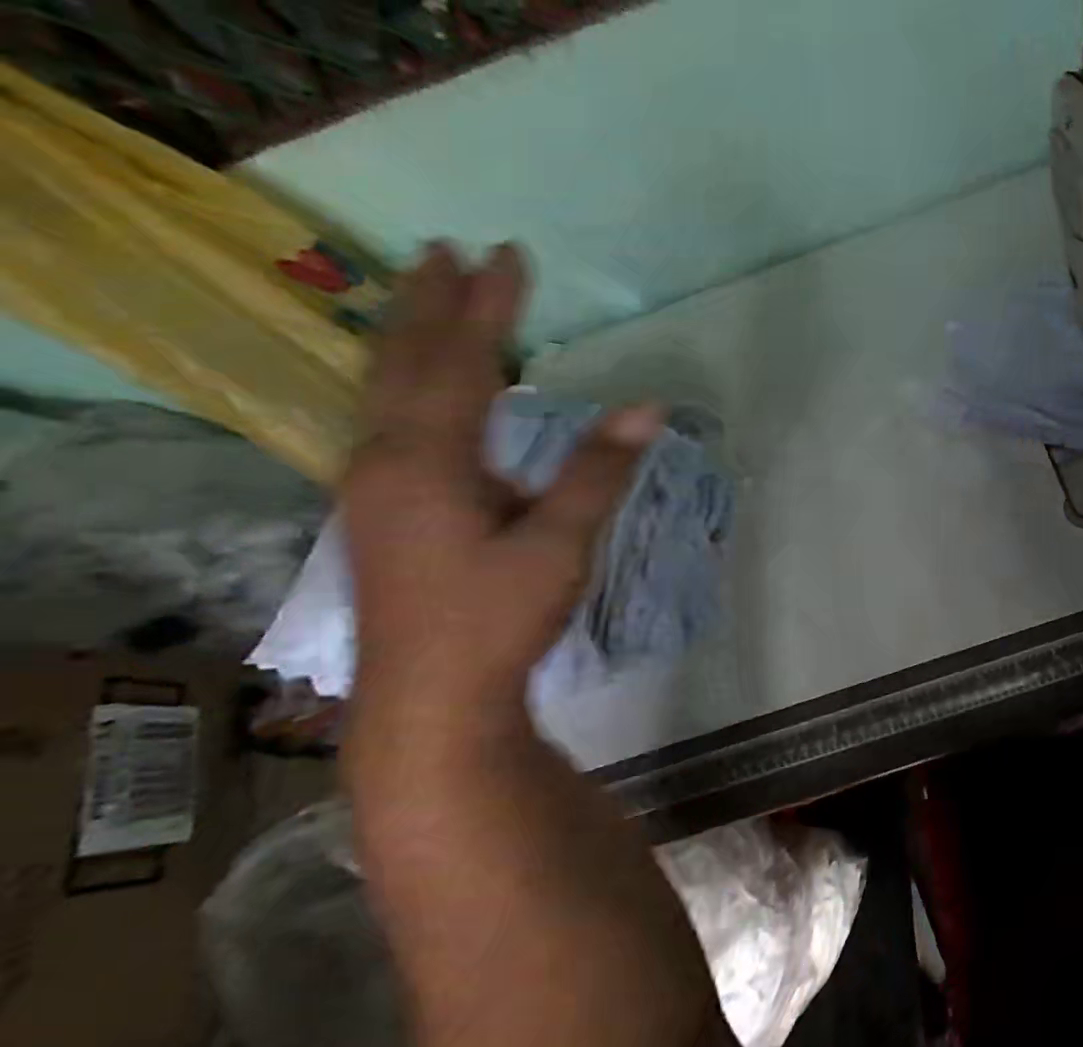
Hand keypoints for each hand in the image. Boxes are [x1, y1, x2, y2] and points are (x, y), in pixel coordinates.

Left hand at [343, 242, 662, 711]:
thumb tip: (648, 407)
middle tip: (443, 251)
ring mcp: (373, 487)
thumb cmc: (497, 620)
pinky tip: (419, 389)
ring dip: (408, 339)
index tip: (508, 255)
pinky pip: (386, 421)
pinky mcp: (379, 511)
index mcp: (426, 462)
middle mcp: (384, 461)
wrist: (432, 697)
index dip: (487, 307)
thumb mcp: (559, 546)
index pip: (461, 364)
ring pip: (384, 392)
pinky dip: (404, 382)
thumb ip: (598, 472)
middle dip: (427, 305)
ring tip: (426, 299)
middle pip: (402, 363)